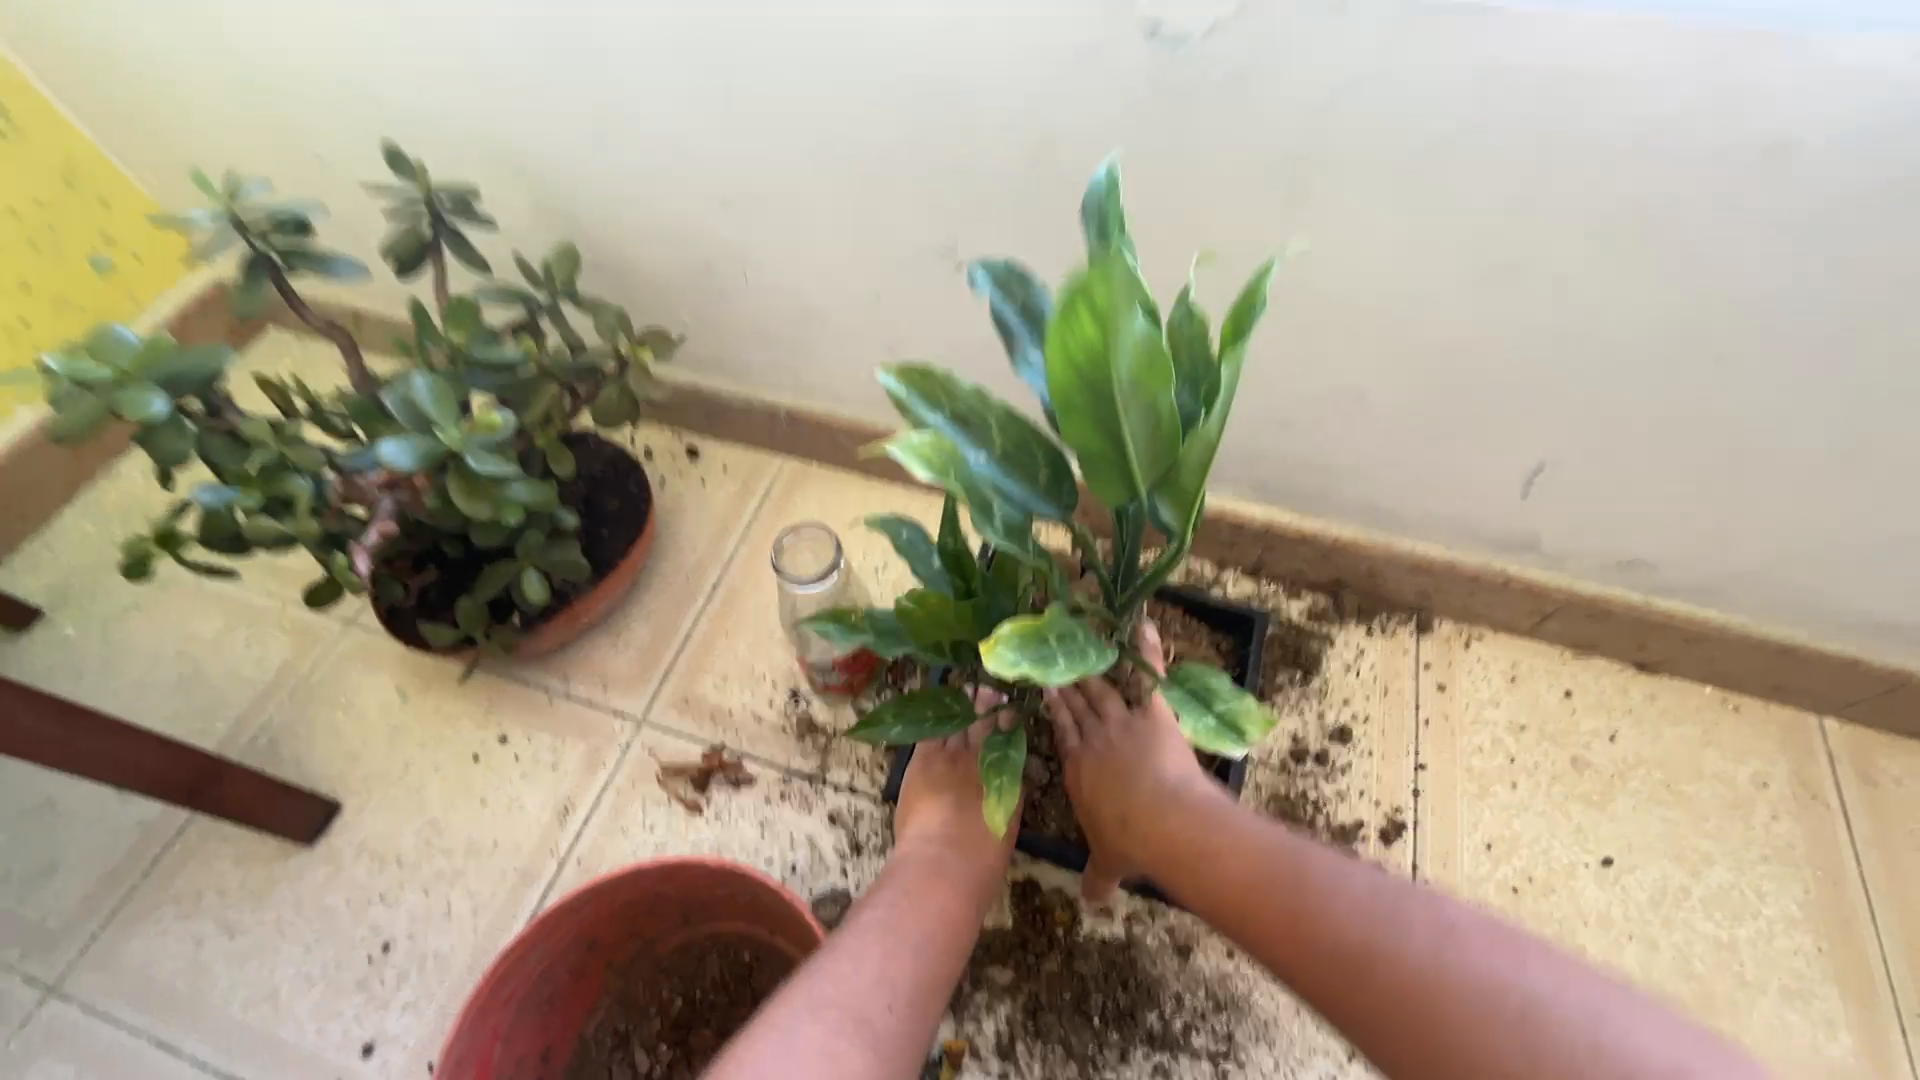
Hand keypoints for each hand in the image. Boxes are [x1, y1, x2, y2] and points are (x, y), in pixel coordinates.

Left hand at [893, 691, 1018, 881]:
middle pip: (987, 726)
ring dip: (966, 706)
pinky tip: (939, 702)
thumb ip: (1005, 800)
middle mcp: (984, 761)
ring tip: (969, 690)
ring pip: (961, 723)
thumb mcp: (1003, 828)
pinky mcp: (925, 758)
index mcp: (1008, 782)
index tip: (1011, 712)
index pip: (1010, 745)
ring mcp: (953, 756)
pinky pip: (932, 730)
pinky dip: (937, 715)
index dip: (1010, 726)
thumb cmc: (979, 862)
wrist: (945, 861)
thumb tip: (1007, 785)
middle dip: (989, 707)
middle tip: (990, 690)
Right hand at [1043, 619, 1214, 902]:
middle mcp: (1093, 739)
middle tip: (1054, 660)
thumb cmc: (1129, 841)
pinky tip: (1144, 625)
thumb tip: (1092, 902)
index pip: (1063, 733)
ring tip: (1082, 646)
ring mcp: (1122, 721)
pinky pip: (1148, 676)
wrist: (1161, 820)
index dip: (1056, 712)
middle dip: (1064, 682)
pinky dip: (1148, 650)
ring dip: (1093, 667)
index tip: (1047, 691)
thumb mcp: (1110, 862)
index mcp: (1078, 768)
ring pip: (1101, 688)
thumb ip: (1098, 876)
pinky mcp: (1152, 711)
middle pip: (1076, 705)